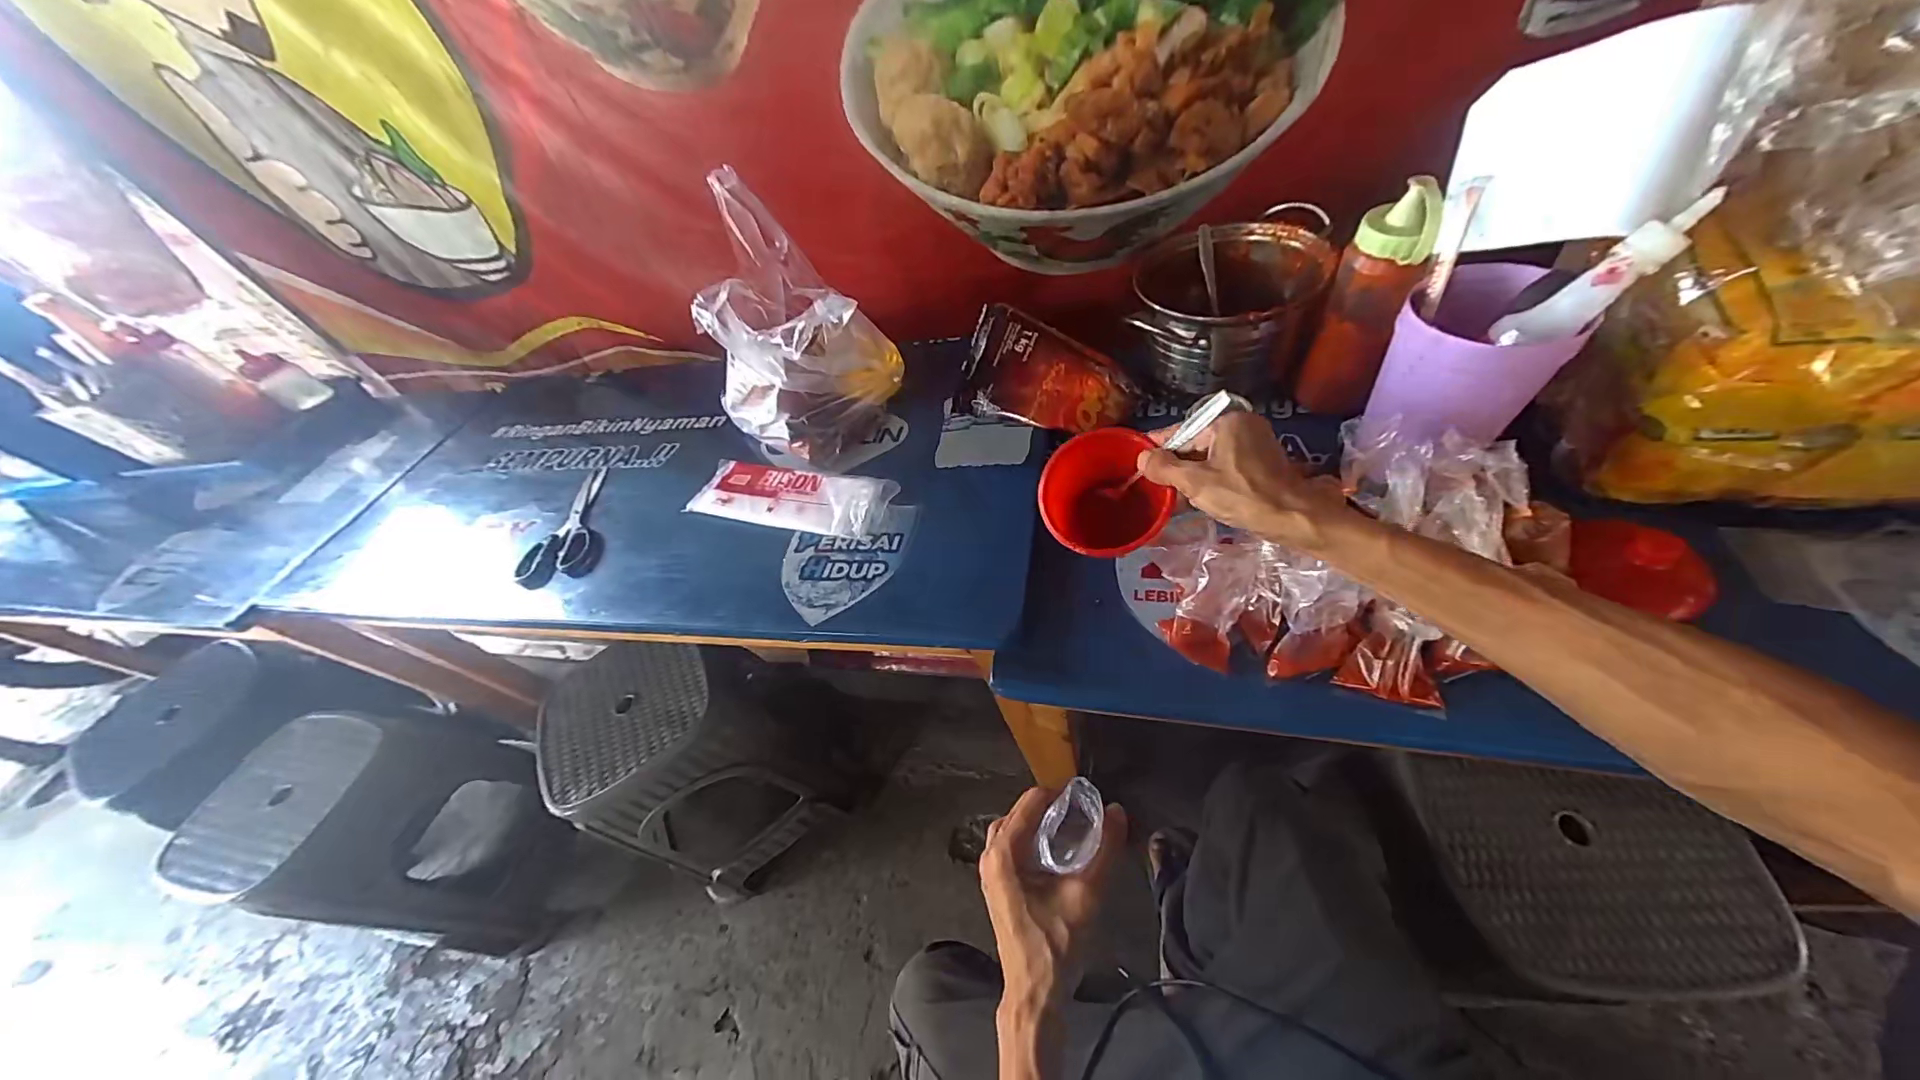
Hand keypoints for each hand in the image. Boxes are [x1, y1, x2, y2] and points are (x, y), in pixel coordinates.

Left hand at [980, 787, 1128, 1014]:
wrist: (1035, 994)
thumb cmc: (1055, 946)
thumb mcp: (1086, 895)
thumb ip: (1104, 850)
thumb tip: (1117, 811)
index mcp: (1003, 854)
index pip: (1029, 802)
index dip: (1058, 792)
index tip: (1085, 794)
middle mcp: (990, 858)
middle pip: (1019, 813)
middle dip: (1049, 806)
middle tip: (1081, 809)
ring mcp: (991, 873)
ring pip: (1014, 829)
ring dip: (1040, 823)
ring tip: (1071, 825)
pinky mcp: (998, 886)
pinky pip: (1013, 847)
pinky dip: (1033, 840)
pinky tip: (1058, 850)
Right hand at [1137, 410, 1357, 550]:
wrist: (1293, 518)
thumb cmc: (1242, 496)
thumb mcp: (1195, 483)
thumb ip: (1164, 468)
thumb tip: (1142, 457)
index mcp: (1227, 422)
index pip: (1181, 431)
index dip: (1157, 447)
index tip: (1138, 458)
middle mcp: (1243, 425)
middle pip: (1196, 443)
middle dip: (1175, 464)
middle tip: (1153, 482)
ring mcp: (1256, 443)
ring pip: (1210, 456)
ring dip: (1191, 474)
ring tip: (1170, 493)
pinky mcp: (1262, 462)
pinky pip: (1225, 465)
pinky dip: (1209, 478)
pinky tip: (1195, 497)